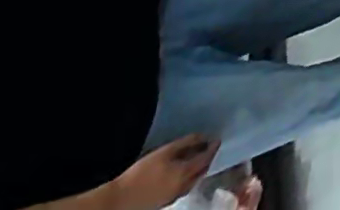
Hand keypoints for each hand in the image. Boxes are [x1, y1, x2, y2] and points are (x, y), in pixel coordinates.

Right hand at [104, 135, 218, 209]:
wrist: (121, 200)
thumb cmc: (143, 172)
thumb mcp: (165, 152)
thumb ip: (185, 143)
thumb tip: (203, 137)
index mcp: (186, 173)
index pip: (206, 159)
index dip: (213, 148)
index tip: (218, 139)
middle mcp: (185, 187)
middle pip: (202, 171)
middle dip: (208, 159)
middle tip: (210, 147)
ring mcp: (175, 197)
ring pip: (195, 181)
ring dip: (200, 169)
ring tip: (199, 156)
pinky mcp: (166, 202)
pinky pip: (186, 187)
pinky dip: (191, 176)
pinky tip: (185, 171)